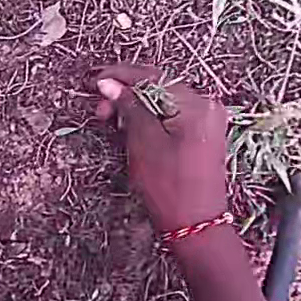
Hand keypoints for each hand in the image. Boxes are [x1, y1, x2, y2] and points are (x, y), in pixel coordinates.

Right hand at [92, 64, 232, 233]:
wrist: (194, 224)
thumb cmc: (169, 187)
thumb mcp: (143, 142)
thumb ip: (128, 107)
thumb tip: (109, 84)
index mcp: (196, 105)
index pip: (153, 76)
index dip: (120, 76)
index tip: (95, 80)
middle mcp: (206, 107)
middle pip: (158, 87)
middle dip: (125, 93)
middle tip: (99, 108)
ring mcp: (205, 122)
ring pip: (161, 102)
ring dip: (134, 106)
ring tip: (110, 120)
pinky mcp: (200, 135)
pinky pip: (169, 115)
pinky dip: (147, 118)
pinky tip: (129, 127)